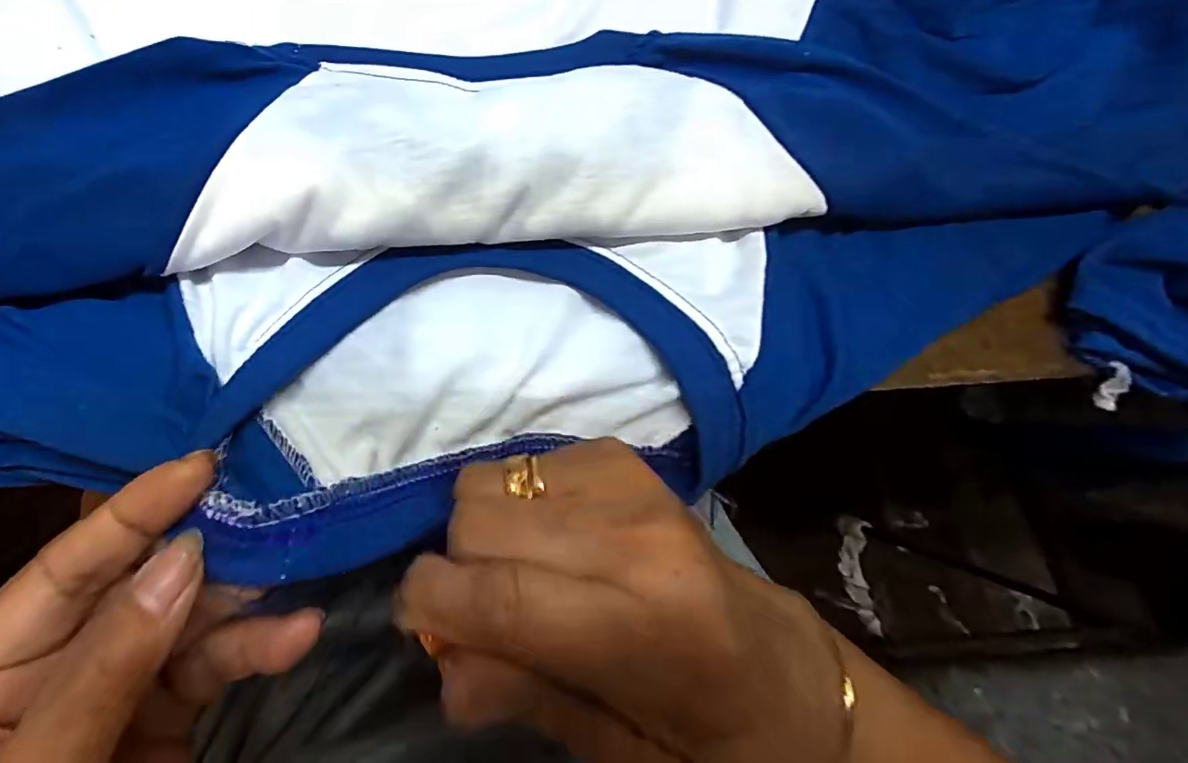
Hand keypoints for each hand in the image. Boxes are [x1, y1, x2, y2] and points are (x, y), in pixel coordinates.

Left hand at [0, 452, 322, 762]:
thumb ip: (99, 672)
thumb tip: (180, 559)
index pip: (63, 569)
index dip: (133, 511)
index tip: (200, 466)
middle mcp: (50, 665)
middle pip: (137, 585)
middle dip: (204, 549)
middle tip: (266, 508)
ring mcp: (112, 689)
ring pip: (186, 622)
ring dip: (244, 600)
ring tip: (295, 571)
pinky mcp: (161, 718)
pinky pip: (211, 668)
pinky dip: (256, 650)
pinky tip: (297, 635)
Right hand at [394, 439, 849, 762]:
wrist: (775, 659)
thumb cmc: (702, 729)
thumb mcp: (616, 749)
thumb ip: (524, 696)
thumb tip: (443, 663)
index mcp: (643, 622)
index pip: (501, 593)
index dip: (431, 600)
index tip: (412, 617)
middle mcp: (634, 533)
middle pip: (480, 518)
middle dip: (457, 567)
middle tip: (478, 609)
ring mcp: (628, 480)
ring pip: (491, 479)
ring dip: (481, 529)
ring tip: (515, 569)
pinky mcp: (619, 454)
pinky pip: (522, 461)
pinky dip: (513, 501)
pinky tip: (545, 537)